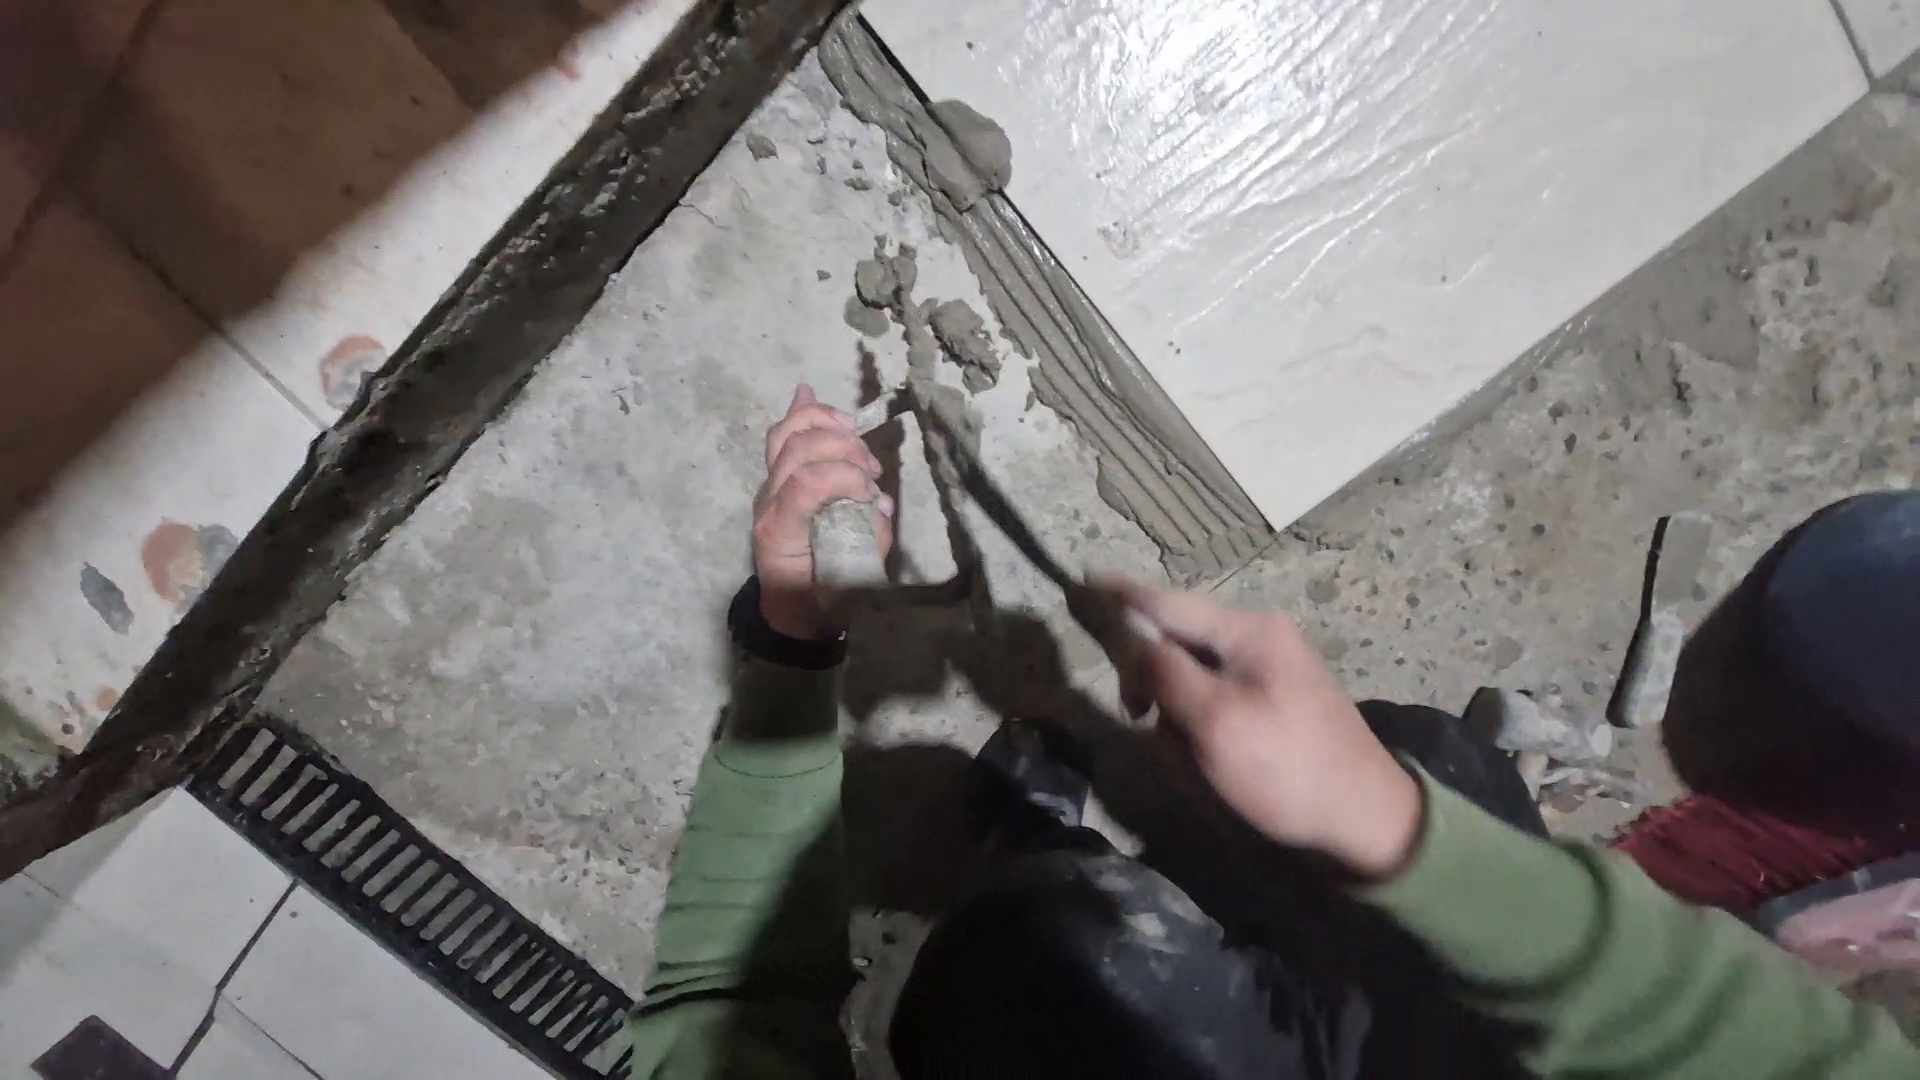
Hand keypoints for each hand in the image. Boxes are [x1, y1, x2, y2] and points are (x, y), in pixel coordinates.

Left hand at [752, 385, 893, 638]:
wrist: (787, 611)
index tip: (873, 493)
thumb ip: (867, 545)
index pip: (806, 482)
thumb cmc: (819, 601)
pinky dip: (799, 415)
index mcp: (782, 532)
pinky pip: (781, 439)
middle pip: (796, 449)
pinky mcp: (775, 482)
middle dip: (841, 448)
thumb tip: (882, 506)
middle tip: (871, 469)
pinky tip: (808, 393)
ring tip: (855, 435)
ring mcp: (767, 489)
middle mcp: (768, 504)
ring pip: (784, 436)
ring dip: (824, 425)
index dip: (845, 476)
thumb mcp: (848, 586)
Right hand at [1101, 576, 1424, 879]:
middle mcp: (1256, 639)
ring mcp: (1265, 670)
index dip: (1124, 592)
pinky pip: (1212, 704)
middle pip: (1175, 645)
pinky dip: (1201, 733)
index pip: (1169, 603)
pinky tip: (1214, 766)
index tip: (1087, 575)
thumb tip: (1139, 646)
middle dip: (1155, 687)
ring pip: (1188, 681)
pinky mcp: (1269, 701)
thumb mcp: (1216, 721)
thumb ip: (1166, 673)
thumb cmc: (1288, 769)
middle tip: (1139, 718)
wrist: (1367, 822)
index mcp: (1248, 632)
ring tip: (1197, 762)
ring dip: (1178, 720)